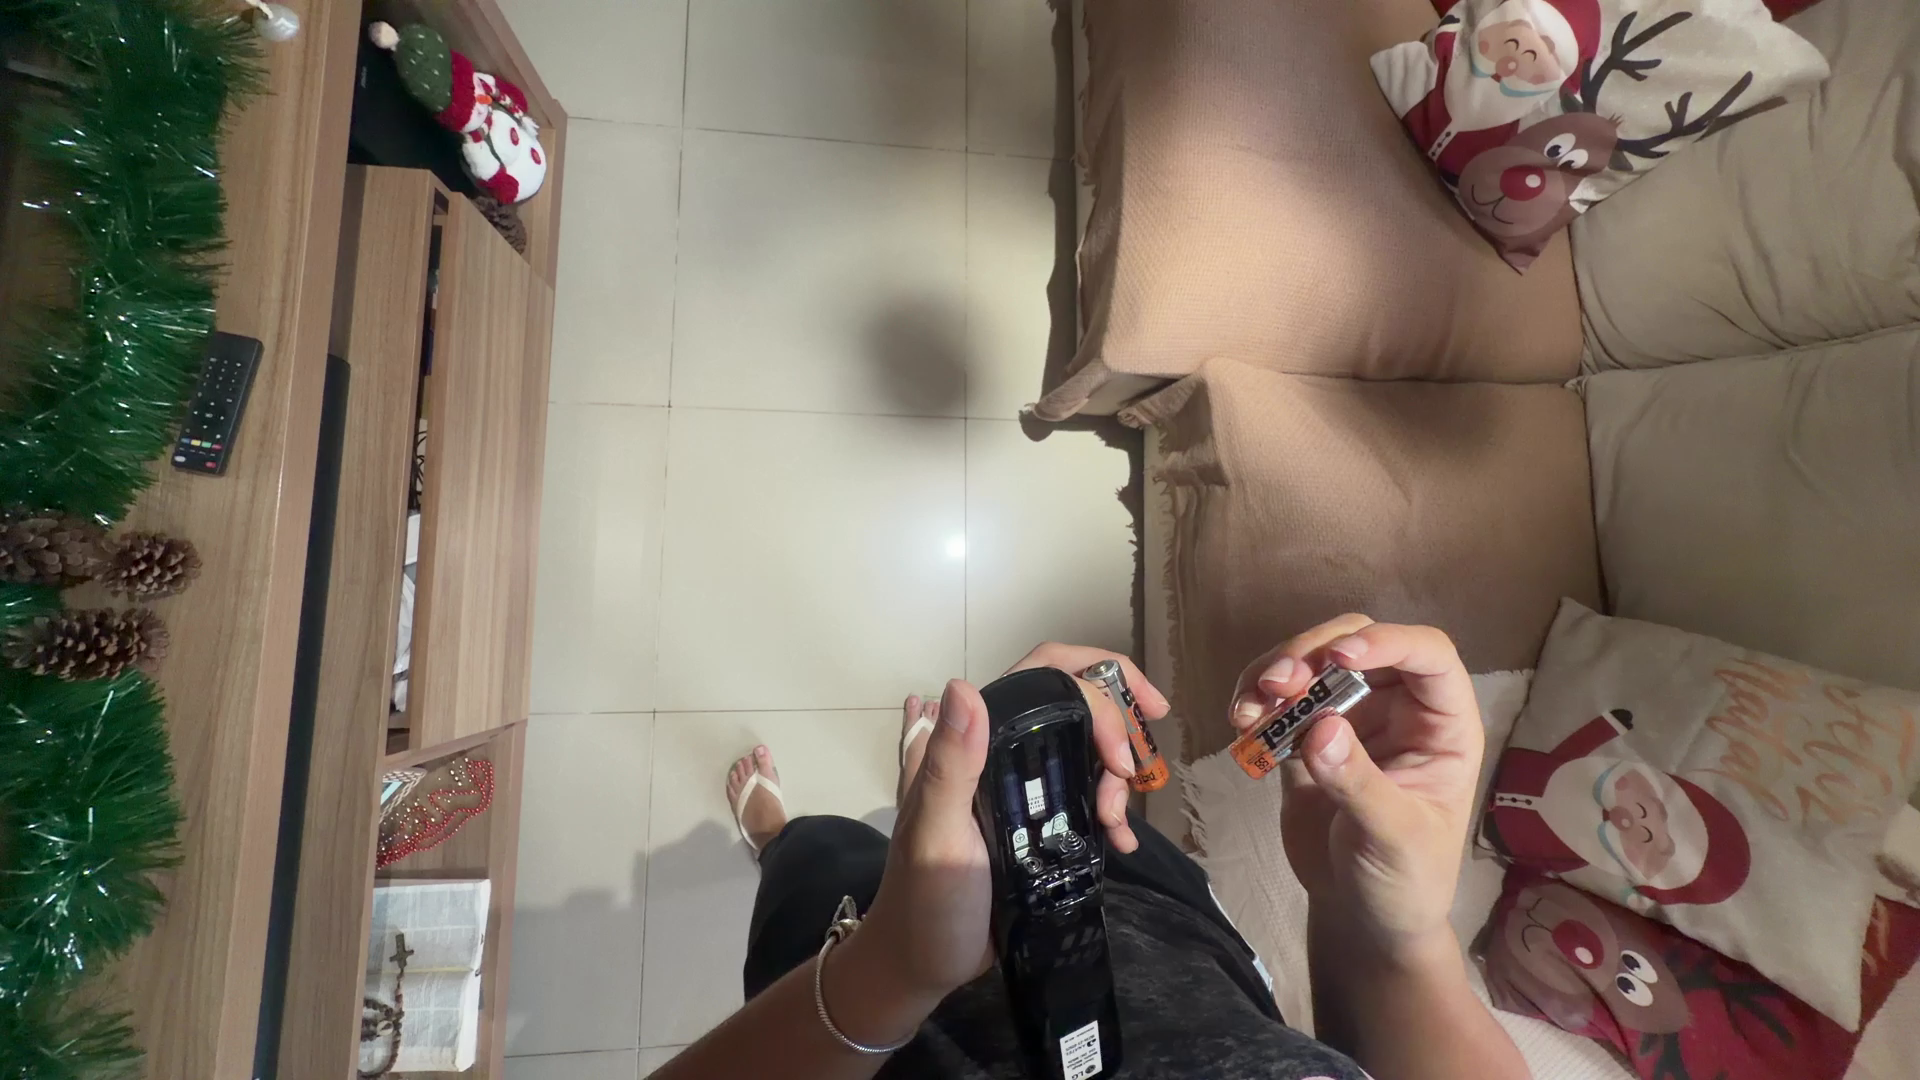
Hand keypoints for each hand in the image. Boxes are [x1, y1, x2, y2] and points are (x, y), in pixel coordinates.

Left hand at [861, 647, 1167, 1001]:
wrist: (924, 962)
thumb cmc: (925, 898)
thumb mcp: (935, 831)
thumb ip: (949, 762)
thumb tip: (961, 684)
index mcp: (975, 737)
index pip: (1042, 675)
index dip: (1096, 681)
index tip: (1139, 717)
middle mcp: (1000, 747)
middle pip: (1075, 704)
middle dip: (1115, 729)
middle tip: (1130, 777)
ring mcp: (1020, 782)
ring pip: (1085, 749)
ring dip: (1115, 775)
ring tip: (1117, 825)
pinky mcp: (1037, 817)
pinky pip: (1085, 793)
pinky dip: (1112, 807)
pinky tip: (1120, 839)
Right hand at [1228, 616, 1484, 958]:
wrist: (1359, 913)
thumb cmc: (1403, 881)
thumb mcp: (1394, 839)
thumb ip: (1360, 783)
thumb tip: (1320, 728)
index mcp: (1439, 725)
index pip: (1425, 654)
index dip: (1386, 642)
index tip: (1339, 658)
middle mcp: (1394, 708)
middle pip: (1352, 641)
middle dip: (1309, 653)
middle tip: (1277, 684)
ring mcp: (1346, 717)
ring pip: (1307, 661)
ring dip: (1271, 673)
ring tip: (1247, 709)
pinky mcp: (1303, 732)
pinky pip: (1276, 697)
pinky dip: (1253, 699)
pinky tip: (1240, 722)